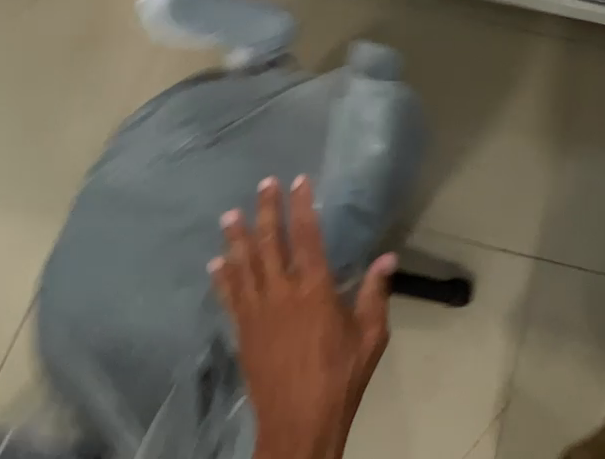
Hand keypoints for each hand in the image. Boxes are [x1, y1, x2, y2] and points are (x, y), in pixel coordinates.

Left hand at [210, 176, 396, 458]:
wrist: (299, 422)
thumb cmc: (340, 376)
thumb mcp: (371, 335)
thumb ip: (375, 293)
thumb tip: (388, 257)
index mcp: (315, 289)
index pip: (308, 236)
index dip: (303, 205)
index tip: (300, 181)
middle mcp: (282, 293)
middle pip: (271, 242)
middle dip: (267, 210)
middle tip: (264, 184)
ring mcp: (258, 312)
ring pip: (244, 265)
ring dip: (237, 238)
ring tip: (230, 215)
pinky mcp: (243, 332)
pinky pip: (230, 297)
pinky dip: (223, 278)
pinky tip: (216, 263)